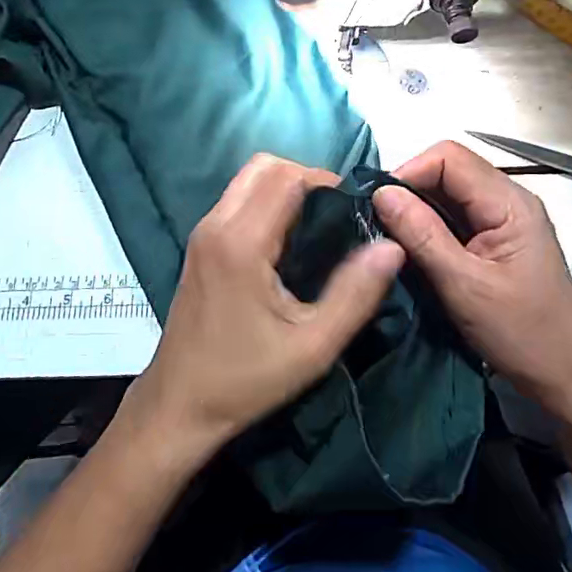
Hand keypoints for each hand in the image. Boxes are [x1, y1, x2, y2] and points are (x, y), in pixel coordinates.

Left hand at [122, 154, 404, 460]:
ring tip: (317, 230)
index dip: (328, 183)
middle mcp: (216, 225)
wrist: (179, 405)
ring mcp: (202, 233)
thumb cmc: (246, 379)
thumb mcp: (313, 345)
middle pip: (265, 166)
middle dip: (307, 179)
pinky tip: (288, 244)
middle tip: (336, 218)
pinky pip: (237, 201)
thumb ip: (356, 293)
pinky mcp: (199, 246)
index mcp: (241, 242)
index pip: (289, 177)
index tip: (354, 215)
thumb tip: (392, 245)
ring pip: (248, 180)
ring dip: (286, 189)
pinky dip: (267, 204)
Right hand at [372, 141, 571, 416]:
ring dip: (419, 211)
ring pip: (451, 195)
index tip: (379, 207)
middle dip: (410, 192)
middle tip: (379, 226)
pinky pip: (459, 218)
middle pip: (450, 171)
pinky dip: (432, 228)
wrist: (566, 376)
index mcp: (509, 202)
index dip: (409, 173)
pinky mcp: (499, 240)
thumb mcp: (463, 285)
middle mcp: (510, 200)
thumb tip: (381, 192)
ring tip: (391, 239)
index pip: (449, 157)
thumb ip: (422, 235)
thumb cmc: (521, 333)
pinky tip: (414, 250)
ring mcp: (506, 220)